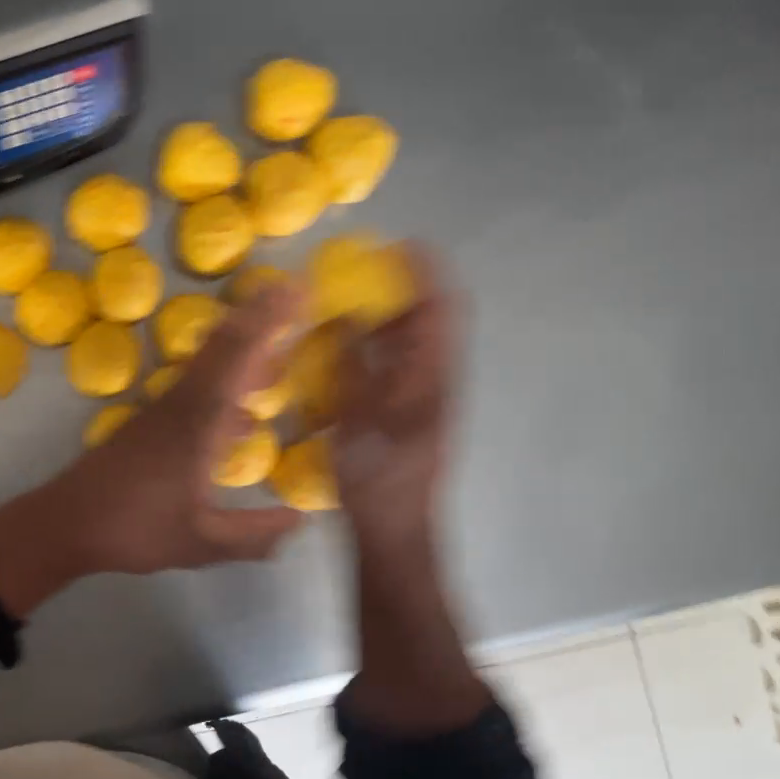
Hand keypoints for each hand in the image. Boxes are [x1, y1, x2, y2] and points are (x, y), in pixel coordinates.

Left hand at [0, 286, 305, 616]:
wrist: (65, 523)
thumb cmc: (133, 529)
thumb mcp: (200, 541)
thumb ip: (253, 534)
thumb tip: (300, 519)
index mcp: (197, 422)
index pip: (238, 356)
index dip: (268, 319)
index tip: (297, 287)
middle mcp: (179, 406)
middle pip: (222, 348)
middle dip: (259, 320)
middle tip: (296, 300)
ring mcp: (160, 414)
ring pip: (207, 369)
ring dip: (242, 354)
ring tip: (280, 362)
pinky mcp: (147, 427)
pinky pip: (194, 392)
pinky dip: (222, 388)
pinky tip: (242, 419)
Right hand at [336, 244, 457, 551]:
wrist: (396, 535)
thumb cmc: (380, 479)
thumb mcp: (360, 418)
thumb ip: (353, 364)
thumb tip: (345, 316)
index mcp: (433, 377)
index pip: (442, 308)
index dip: (426, 272)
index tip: (398, 244)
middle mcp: (434, 382)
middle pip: (426, 323)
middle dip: (395, 292)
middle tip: (353, 275)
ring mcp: (421, 402)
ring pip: (408, 348)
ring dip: (381, 323)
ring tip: (340, 309)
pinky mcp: (403, 419)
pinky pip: (391, 372)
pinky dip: (369, 354)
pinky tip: (337, 360)